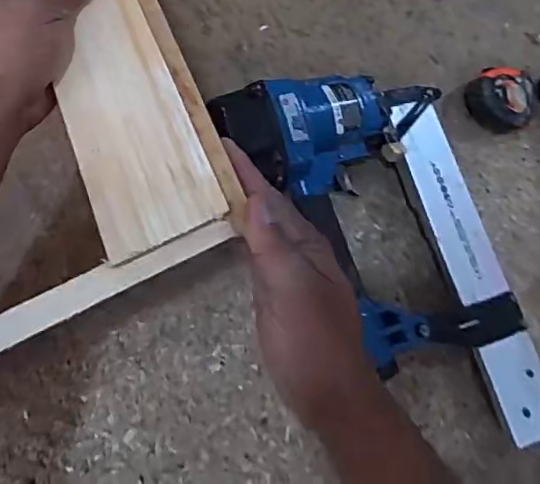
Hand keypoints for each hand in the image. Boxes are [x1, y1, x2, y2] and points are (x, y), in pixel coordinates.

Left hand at [0, 0, 102, 143]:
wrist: (5, 104)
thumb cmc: (21, 48)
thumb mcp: (48, 8)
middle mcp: (2, 15)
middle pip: (45, 1)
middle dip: (70, 3)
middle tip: (100, 0)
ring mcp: (13, 43)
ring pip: (52, 27)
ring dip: (72, 30)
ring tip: (104, 24)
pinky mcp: (26, 66)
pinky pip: (54, 51)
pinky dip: (70, 51)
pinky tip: (93, 50)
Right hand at [223, 139, 384, 431]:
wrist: (330, 396)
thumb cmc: (313, 343)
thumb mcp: (292, 291)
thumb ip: (273, 246)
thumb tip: (254, 199)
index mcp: (303, 242)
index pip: (270, 196)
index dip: (247, 170)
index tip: (223, 143)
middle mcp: (296, 249)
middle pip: (265, 206)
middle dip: (241, 180)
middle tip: (209, 158)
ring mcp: (286, 270)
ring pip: (260, 225)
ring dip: (240, 202)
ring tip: (214, 182)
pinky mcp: (274, 291)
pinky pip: (254, 249)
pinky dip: (239, 231)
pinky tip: (228, 229)